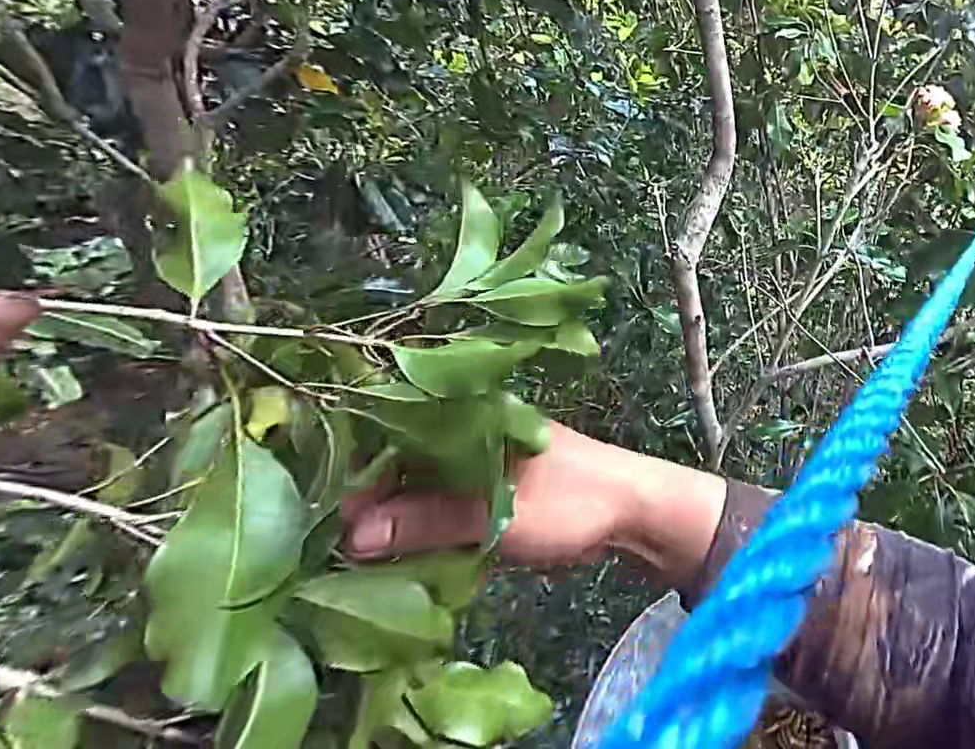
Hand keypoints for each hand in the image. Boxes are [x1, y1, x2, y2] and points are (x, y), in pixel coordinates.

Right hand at [342, 421, 726, 585]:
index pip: (402, 431)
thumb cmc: (572, 499)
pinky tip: (412, 555)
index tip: (339, 516)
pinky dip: (431, 526)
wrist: (634, 509)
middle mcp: (479, 431)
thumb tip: (351, 538)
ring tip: (376, 557)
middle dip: (380, 502)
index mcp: (479, 418)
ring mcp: (489, 459)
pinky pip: (450, 503)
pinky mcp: (497, 488)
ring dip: (404, 518)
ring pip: (428, 484)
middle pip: (410, 461)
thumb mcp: (498, 512)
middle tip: (353, 547)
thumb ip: (428, 522)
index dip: (366, 471)